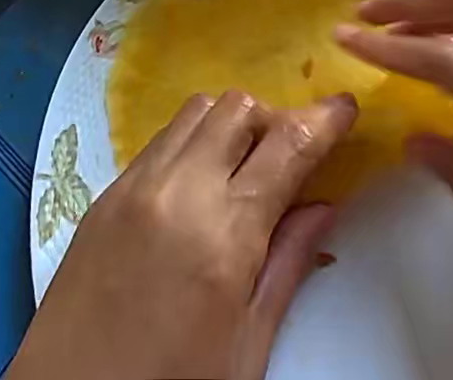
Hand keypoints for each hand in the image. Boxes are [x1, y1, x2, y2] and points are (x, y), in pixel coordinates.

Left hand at [7, 91, 357, 379]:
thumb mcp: (247, 346)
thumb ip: (288, 265)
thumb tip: (323, 206)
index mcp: (223, 233)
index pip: (286, 147)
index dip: (323, 120)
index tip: (345, 106)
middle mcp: (178, 188)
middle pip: (238, 108)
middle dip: (274, 119)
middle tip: (288, 158)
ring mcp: (136, 182)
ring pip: (197, 110)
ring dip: (231, 123)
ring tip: (243, 167)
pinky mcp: (107, 189)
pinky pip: (161, 137)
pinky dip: (192, 139)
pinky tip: (198, 181)